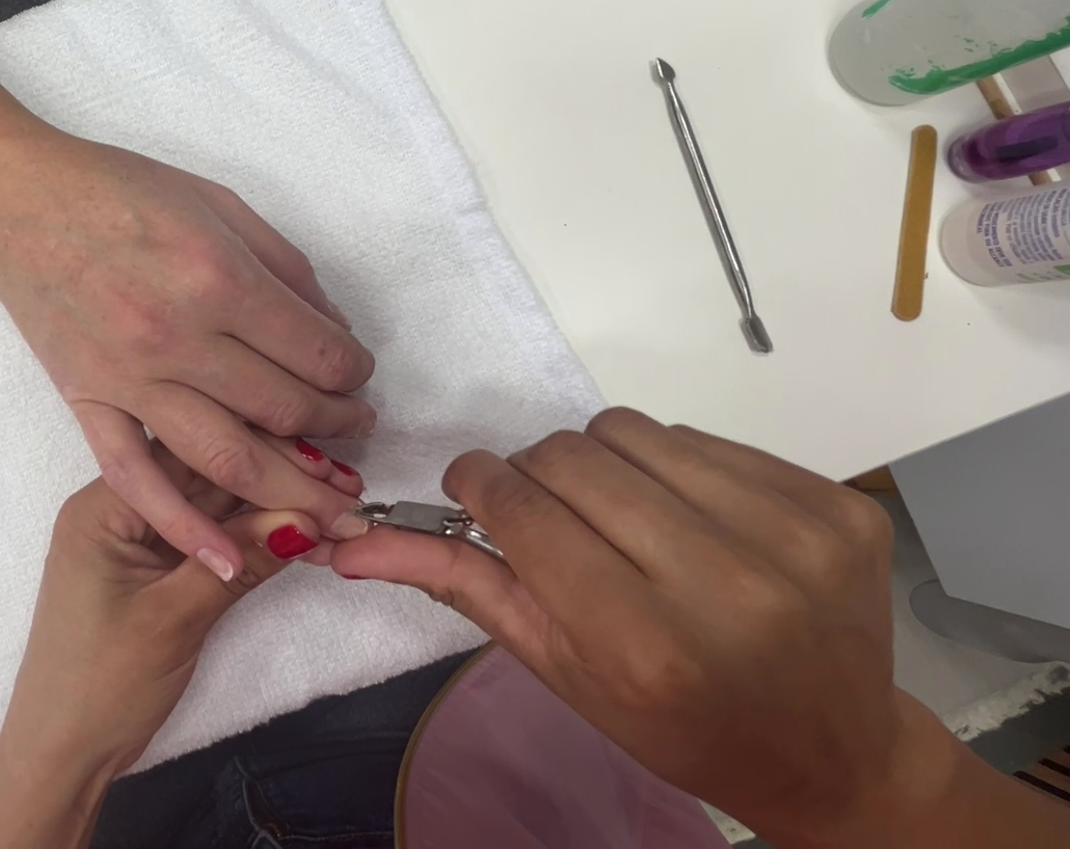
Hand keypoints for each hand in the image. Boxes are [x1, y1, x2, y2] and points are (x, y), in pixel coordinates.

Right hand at [0, 132, 375, 577]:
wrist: (16, 201)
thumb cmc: (119, 189)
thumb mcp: (218, 201)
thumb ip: (284, 267)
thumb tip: (330, 331)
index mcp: (219, 278)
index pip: (317, 354)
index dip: (353, 372)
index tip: (357, 374)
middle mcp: (179, 339)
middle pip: (285, 412)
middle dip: (338, 427)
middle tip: (356, 428)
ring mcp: (129, 381)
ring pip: (227, 460)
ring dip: (293, 489)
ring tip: (331, 498)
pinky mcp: (86, 404)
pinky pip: (135, 480)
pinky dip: (182, 529)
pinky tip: (229, 563)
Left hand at [0, 445, 321, 848]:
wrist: (62, 756)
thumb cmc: (103, 684)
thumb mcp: (174, 619)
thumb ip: (240, 563)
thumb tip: (309, 518)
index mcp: (102, 505)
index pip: (186, 459)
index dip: (256, 458)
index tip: (323, 467)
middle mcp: (116, 508)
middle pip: (200, 480)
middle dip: (268, 483)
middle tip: (343, 485)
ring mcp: (134, 539)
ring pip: (209, 510)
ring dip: (265, 510)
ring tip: (335, 502)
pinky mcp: (150, 567)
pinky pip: (205, 539)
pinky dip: (248, 540)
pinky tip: (294, 532)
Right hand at [332, 409, 1069, 848]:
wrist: (831, 753)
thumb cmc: (665, 718)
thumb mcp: (549, 661)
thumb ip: (452, 582)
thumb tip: (345, 543)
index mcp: (639, 639)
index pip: (517, 506)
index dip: (477, 485)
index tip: (474, 492)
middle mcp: (724, 583)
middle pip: (565, 455)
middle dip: (534, 475)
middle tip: (550, 517)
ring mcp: (793, 537)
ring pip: (624, 429)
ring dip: (597, 461)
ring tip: (619, 515)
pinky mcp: (837, 504)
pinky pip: (695, 434)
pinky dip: (666, 464)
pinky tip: (686, 516)